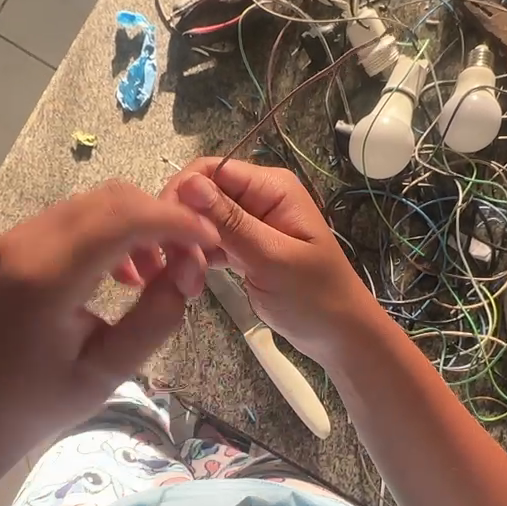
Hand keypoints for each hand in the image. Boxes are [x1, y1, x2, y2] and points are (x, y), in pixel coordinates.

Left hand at [0, 181, 215, 453]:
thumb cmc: (45, 399)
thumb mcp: (109, 373)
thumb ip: (154, 321)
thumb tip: (186, 274)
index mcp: (45, 279)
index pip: (120, 219)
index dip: (173, 222)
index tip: (211, 244)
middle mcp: (25, 243)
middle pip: (111, 199)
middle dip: (163, 222)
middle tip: (187, 270)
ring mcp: (17, 236)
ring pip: (98, 202)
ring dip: (142, 227)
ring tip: (159, 276)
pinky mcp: (20, 239)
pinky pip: (80, 216)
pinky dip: (117, 233)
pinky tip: (128, 274)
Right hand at [161, 158, 384, 366]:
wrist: (339, 335)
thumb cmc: (315, 297)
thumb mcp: (271, 258)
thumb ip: (230, 222)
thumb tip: (189, 183)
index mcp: (271, 188)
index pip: (211, 170)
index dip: (183, 194)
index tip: (167, 231)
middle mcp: (259, 199)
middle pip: (202, 196)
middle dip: (185, 226)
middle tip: (180, 266)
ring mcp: (251, 225)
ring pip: (202, 223)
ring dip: (190, 247)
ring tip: (189, 280)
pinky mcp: (245, 250)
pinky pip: (211, 245)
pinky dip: (199, 261)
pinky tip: (194, 283)